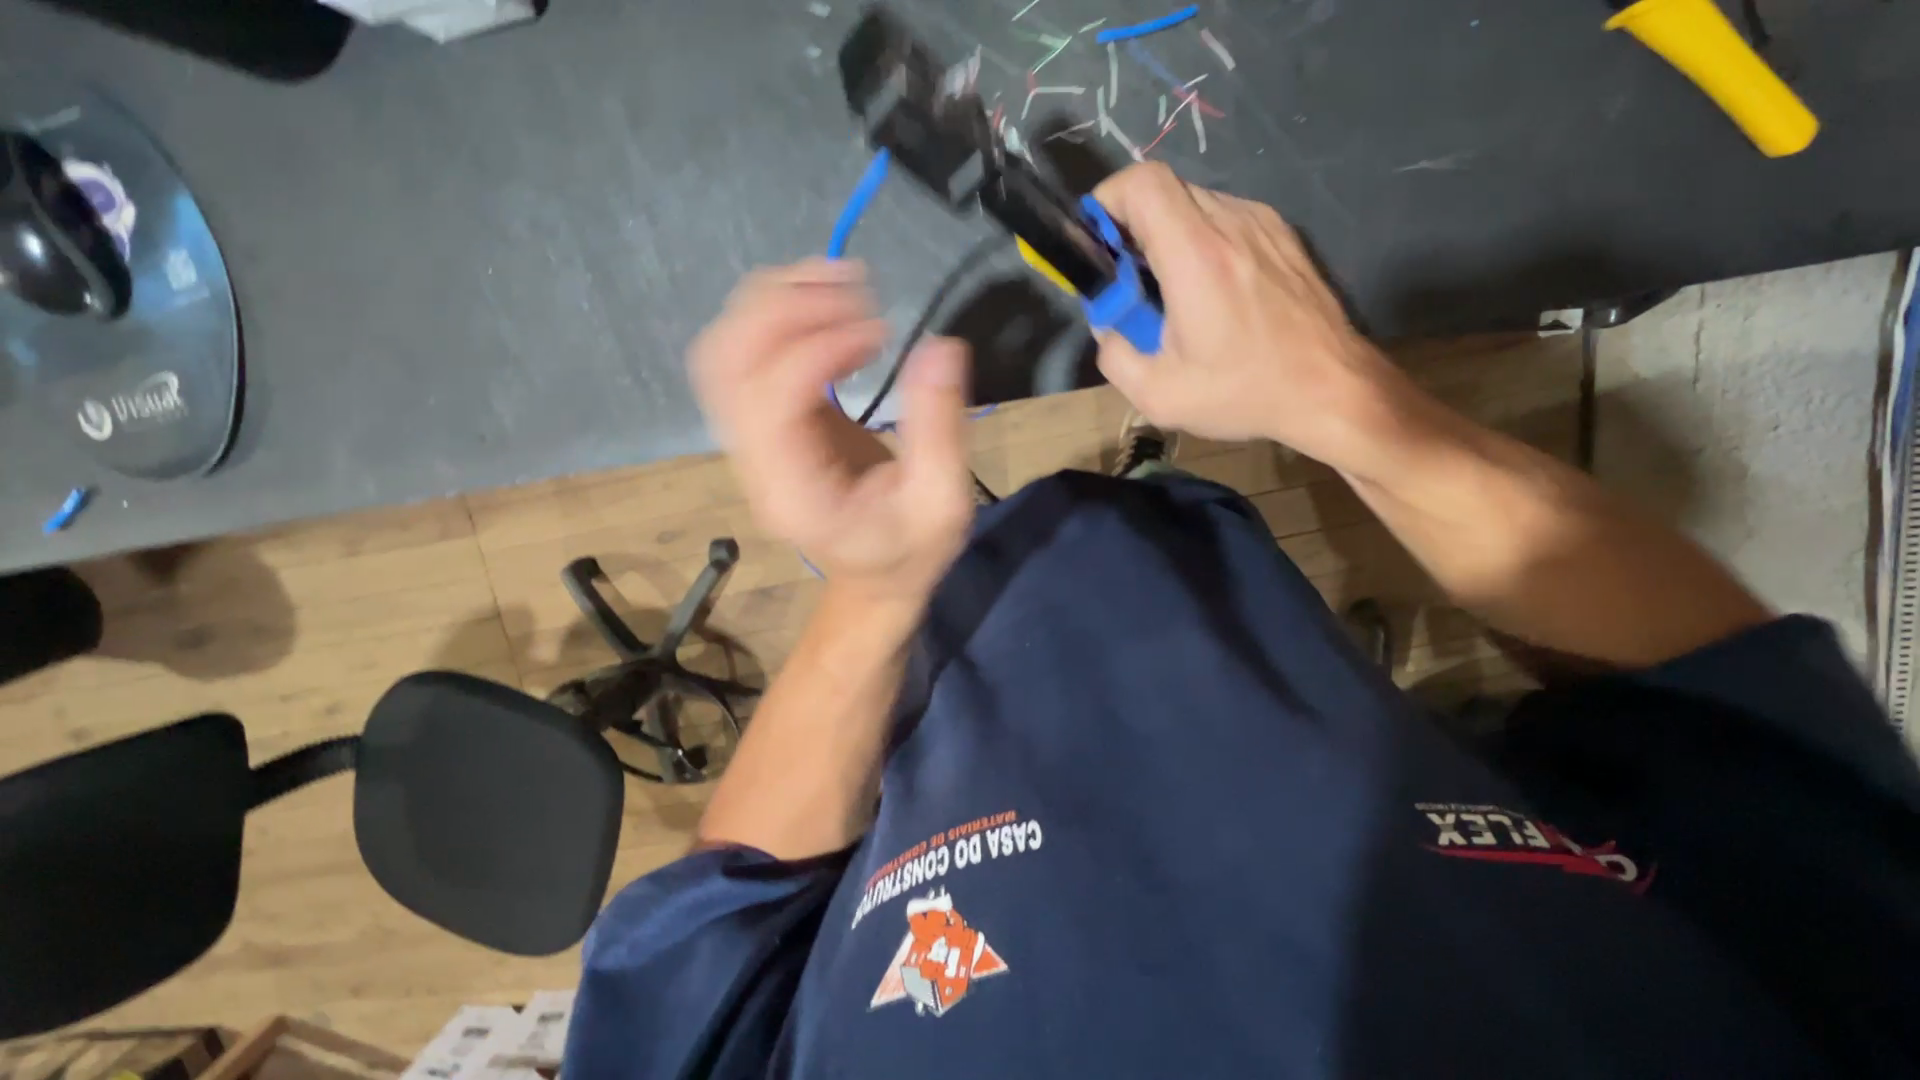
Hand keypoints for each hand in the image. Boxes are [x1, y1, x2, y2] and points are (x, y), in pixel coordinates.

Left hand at [688, 258, 974, 603]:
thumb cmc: (907, 552)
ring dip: (774, 301)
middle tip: (858, 291)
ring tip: (843, 281)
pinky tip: (827, 301)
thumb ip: (939, 429)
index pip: (773, 399)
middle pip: (727, 363)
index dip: (819, 348)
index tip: (881, 333)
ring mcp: (748, 440)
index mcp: (793, 492)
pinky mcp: (762, 421)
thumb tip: (941, 346)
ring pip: (722, 350)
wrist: (872, 578)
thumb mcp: (941, 503)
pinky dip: (775, 314)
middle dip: (786, 308)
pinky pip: (742, 354)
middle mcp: (754, 462)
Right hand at [1091, 163, 1408, 470]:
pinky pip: (1226, 219)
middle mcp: (1231, 223)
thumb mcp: (1159, 394)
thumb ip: (1113, 353)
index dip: (1108, 200)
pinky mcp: (1282, 235)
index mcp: (1196, 255)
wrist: (1331, 390)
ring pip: (1195, 204)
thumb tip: (1107, 324)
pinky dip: (1202, 242)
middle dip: (1132, 225)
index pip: (1142, 183)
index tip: (1097, 242)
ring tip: (1170, 291)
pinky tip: (1210, 292)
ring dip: (1167, 236)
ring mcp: (1262, 223)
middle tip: (1128, 278)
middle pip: (1164, 190)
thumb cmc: (1245, 392)